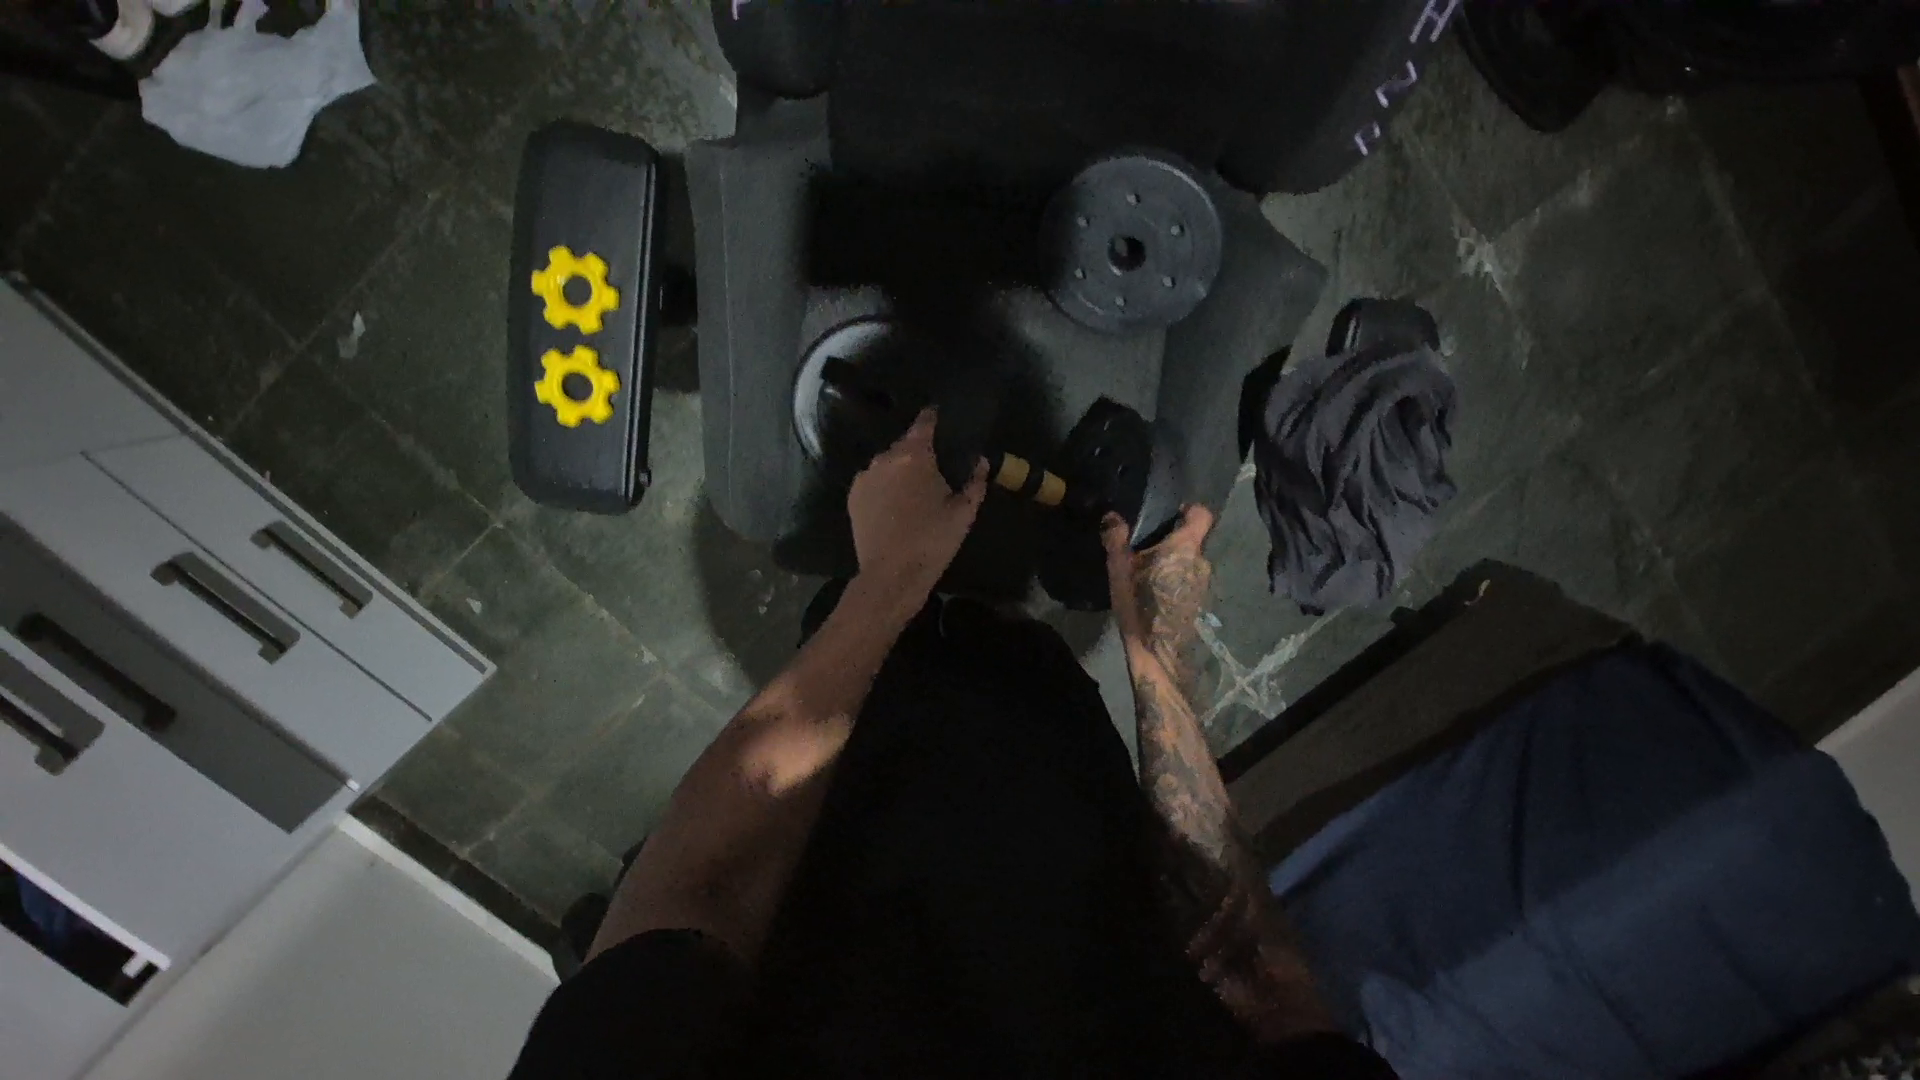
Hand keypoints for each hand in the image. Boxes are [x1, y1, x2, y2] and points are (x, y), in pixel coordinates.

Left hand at [848, 409, 987, 597]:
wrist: (891, 575)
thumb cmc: (932, 541)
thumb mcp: (964, 512)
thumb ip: (975, 481)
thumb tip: (980, 461)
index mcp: (914, 455)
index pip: (925, 422)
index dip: (935, 417)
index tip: (943, 415)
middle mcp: (885, 458)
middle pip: (906, 443)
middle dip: (920, 450)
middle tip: (937, 464)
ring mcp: (865, 476)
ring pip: (888, 463)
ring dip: (901, 468)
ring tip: (916, 487)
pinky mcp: (854, 496)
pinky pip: (875, 480)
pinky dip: (886, 484)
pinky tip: (896, 502)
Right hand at [1102, 505, 1214, 677]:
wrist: (1156, 650)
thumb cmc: (1139, 604)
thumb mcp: (1119, 570)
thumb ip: (1116, 539)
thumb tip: (1112, 515)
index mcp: (1185, 547)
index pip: (1202, 514)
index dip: (1188, 510)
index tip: (1169, 514)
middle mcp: (1202, 561)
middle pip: (1193, 539)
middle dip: (1174, 539)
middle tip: (1148, 545)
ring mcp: (1204, 582)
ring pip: (1192, 561)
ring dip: (1175, 561)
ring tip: (1150, 570)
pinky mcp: (1200, 600)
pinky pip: (1190, 578)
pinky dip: (1177, 578)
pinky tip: (1157, 590)